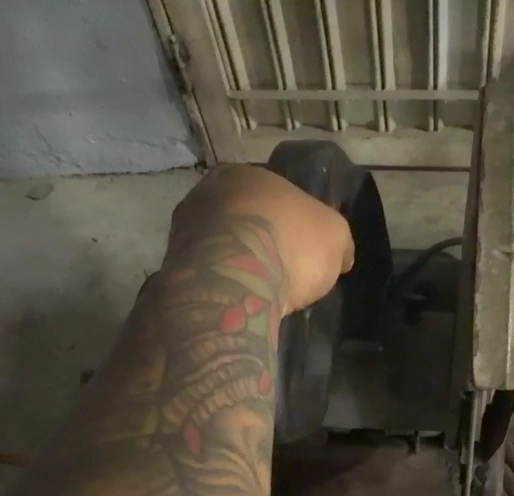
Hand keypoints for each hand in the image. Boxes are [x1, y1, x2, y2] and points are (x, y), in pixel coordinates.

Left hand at [166, 165, 354, 314]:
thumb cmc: (289, 247)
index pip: (270, 191)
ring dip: (234, 265)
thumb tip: (341, 256)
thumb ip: (336, 242)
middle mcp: (204, 194)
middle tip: (278, 270)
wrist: (232, 284)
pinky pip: (204, 277)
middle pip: (238, 217)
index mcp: (243, 173)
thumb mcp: (334, 239)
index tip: (300, 245)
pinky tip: (237, 303)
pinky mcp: (171, 271)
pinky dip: (220, 288)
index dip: (289, 218)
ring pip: (217, 247)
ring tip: (257, 292)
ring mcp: (182, 232)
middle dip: (256, 241)